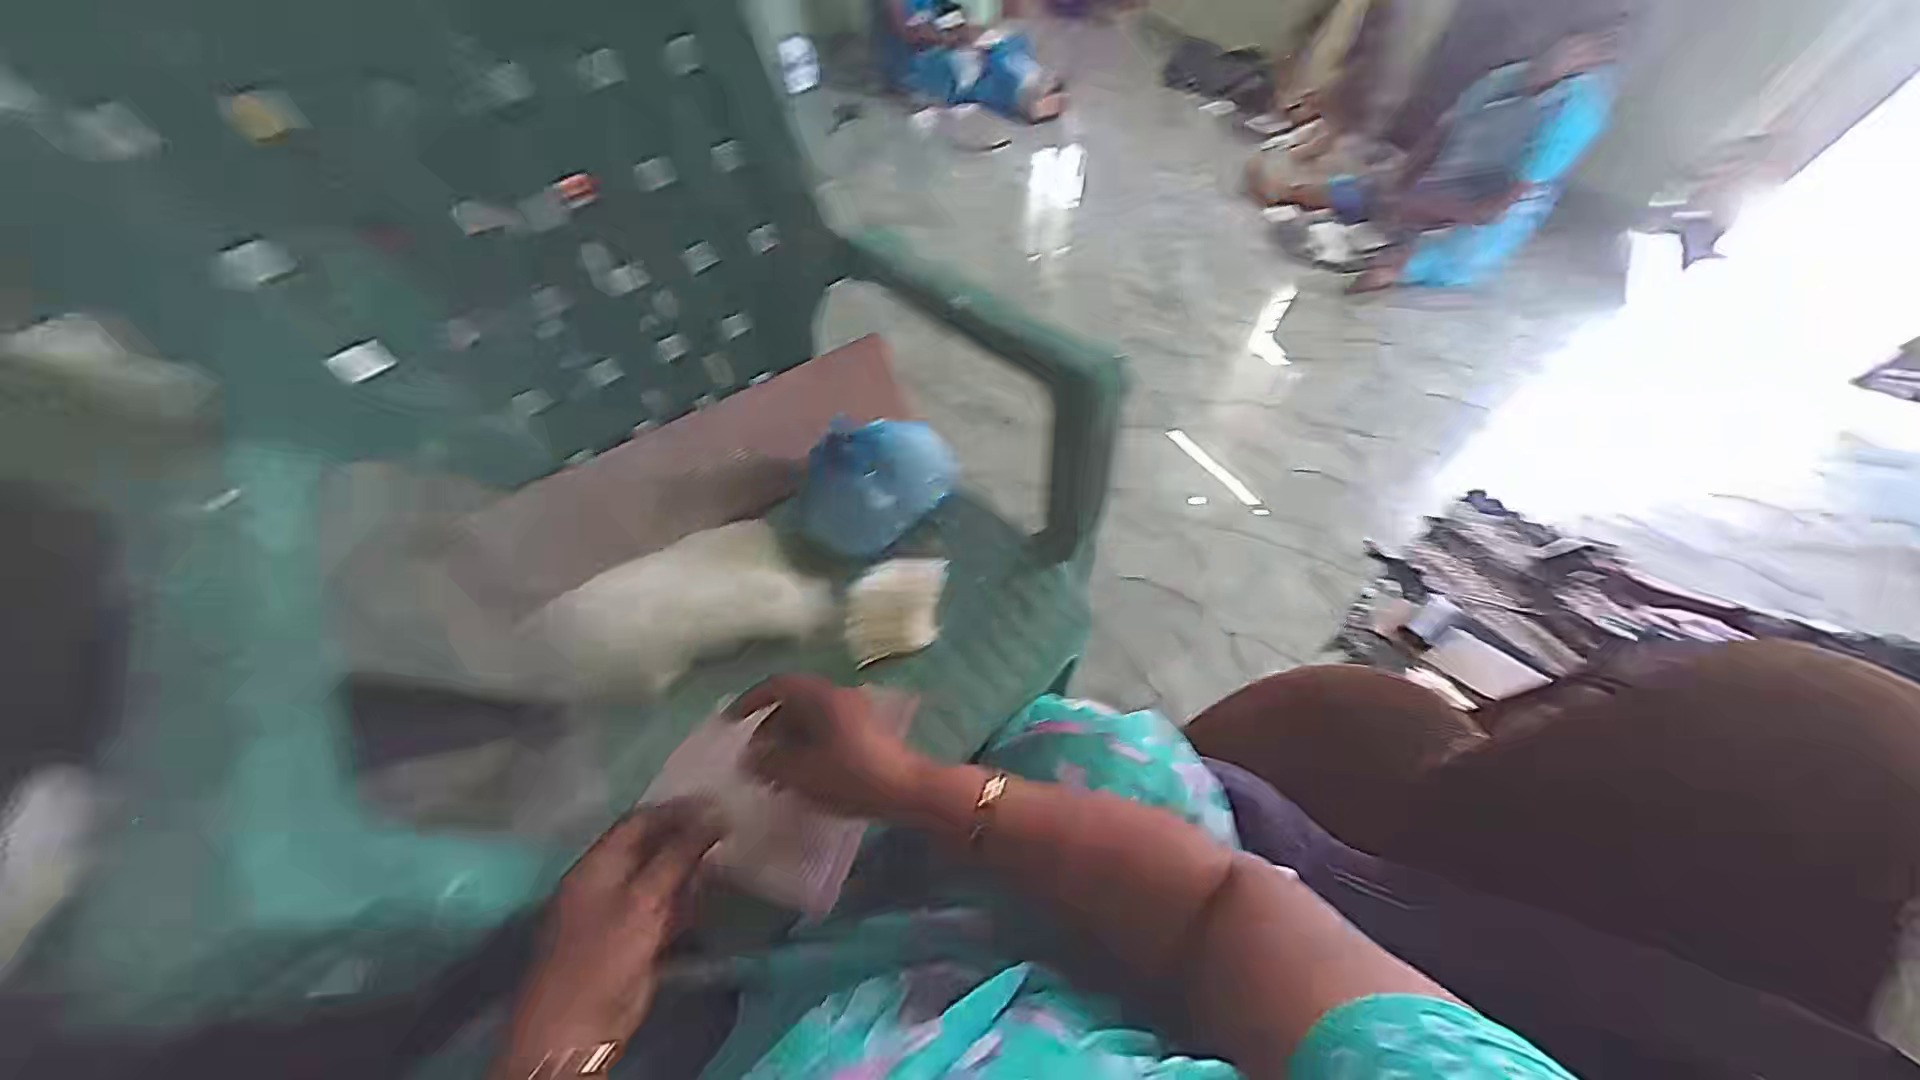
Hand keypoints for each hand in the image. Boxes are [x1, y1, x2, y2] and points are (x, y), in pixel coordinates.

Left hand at [496, 800, 725, 1077]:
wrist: (577, 1034)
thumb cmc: (603, 956)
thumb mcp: (643, 897)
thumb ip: (679, 852)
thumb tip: (714, 810)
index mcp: (598, 864)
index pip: (641, 820)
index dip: (677, 808)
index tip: (715, 800)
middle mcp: (609, 880)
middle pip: (654, 845)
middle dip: (688, 835)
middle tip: (727, 825)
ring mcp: (624, 909)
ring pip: (665, 874)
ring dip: (692, 866)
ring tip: (725, 853)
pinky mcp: (639, 935)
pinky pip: (669, 904)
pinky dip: (689, 896)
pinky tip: (710, 891)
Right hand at [728, 674, 928, 819]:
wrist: (906, 789)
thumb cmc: (851, 776)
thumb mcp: (801, 773)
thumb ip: (769, 763)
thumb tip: (750, 758)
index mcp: (823, 697)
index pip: (779, 685)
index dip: (750, 700)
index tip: (732, 722)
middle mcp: (839, 697)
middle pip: (793, 703)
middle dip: (768, 729)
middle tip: (753, 760)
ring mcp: (854, 713)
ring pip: (809, 719)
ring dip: (787, 742)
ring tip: (773, 776)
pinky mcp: (863, 732)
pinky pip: (825, 731)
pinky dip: (806, 748)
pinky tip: (799, 778)